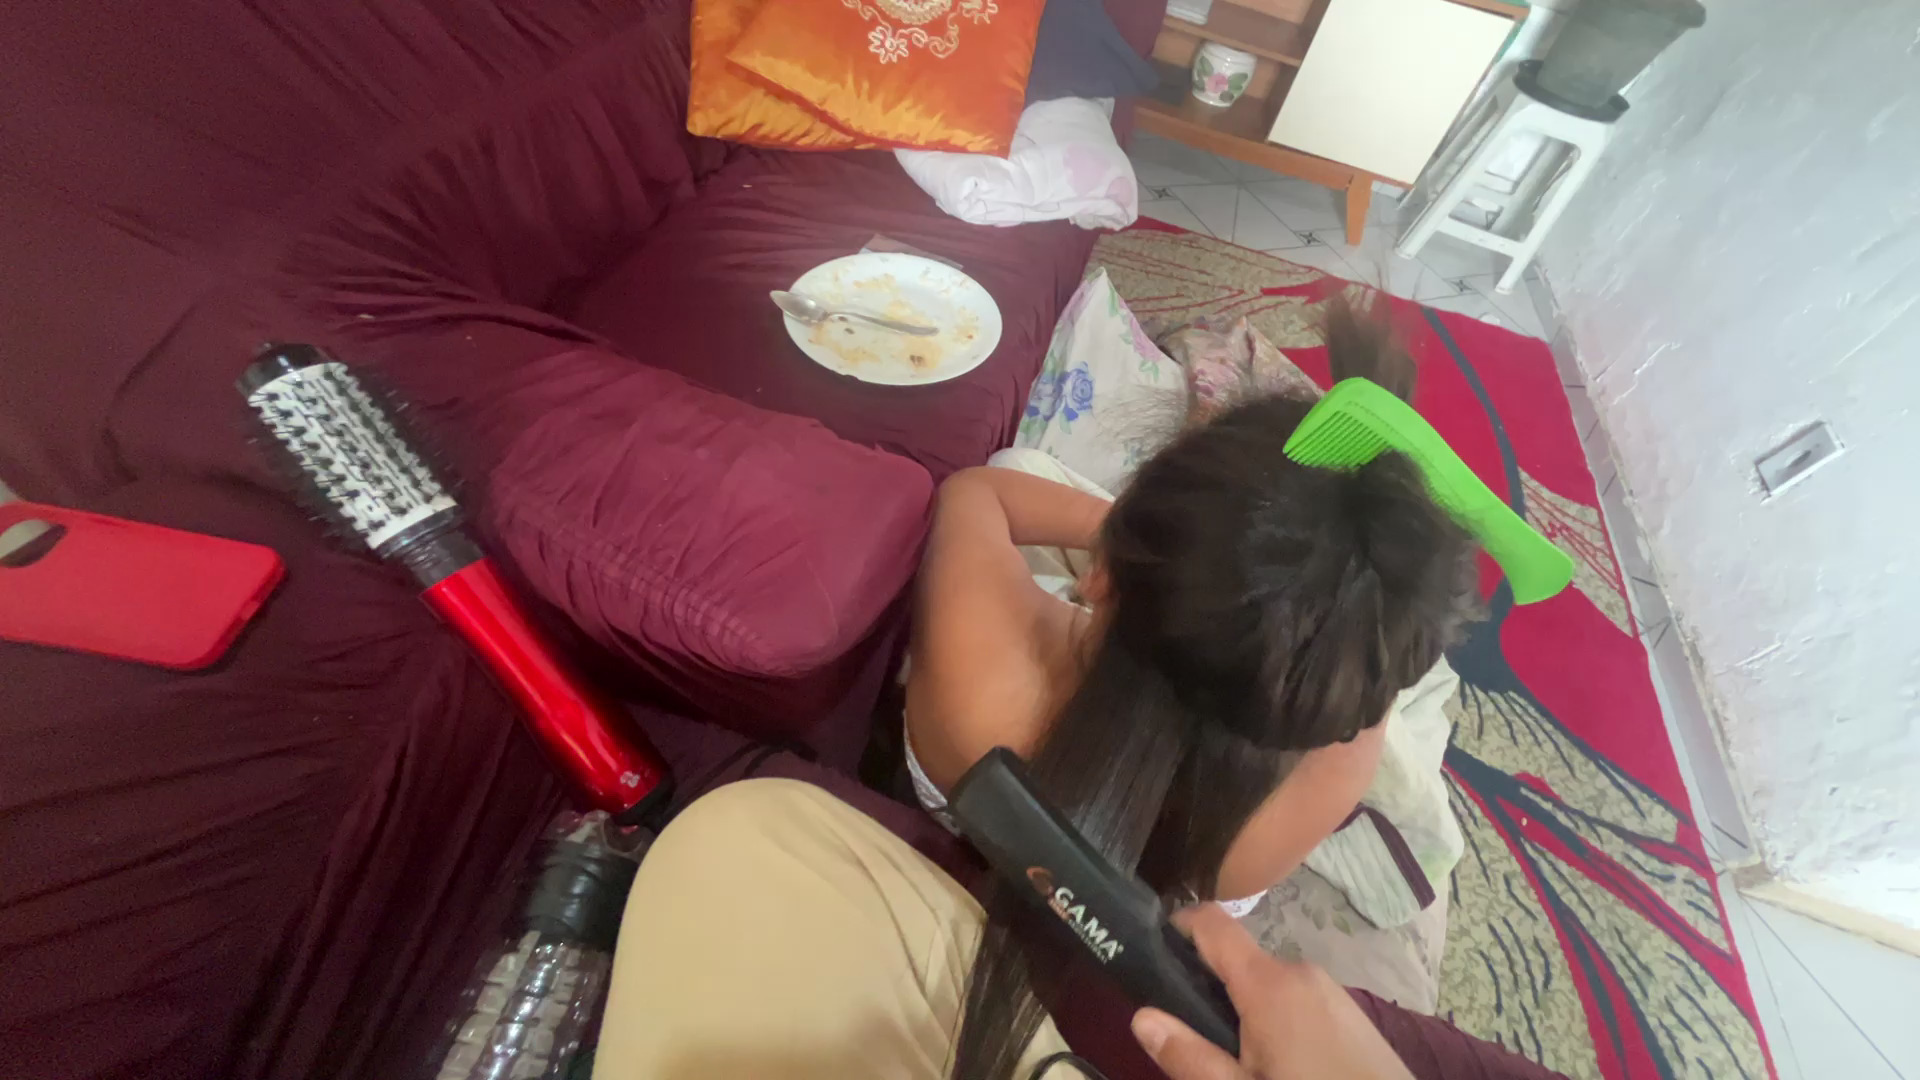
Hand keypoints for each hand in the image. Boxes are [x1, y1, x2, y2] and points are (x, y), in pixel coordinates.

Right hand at [1130, 905, 1414, 1079]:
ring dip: (1249, 1014)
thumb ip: (1191, 1056)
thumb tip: (1139, 1015)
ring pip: (1270, 987)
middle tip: (1206, 1048)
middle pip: (1238, 961)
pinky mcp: (1358, 1018)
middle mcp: (1300, 972)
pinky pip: (1301, 1004)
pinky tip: (1293, 1073)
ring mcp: (1334, 994)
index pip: (1211, 921)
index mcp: (1268, 983)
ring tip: (1251, 1069)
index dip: (1177, 926)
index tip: (1155, 955)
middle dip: (1213, 993)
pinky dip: (1283, 1025)